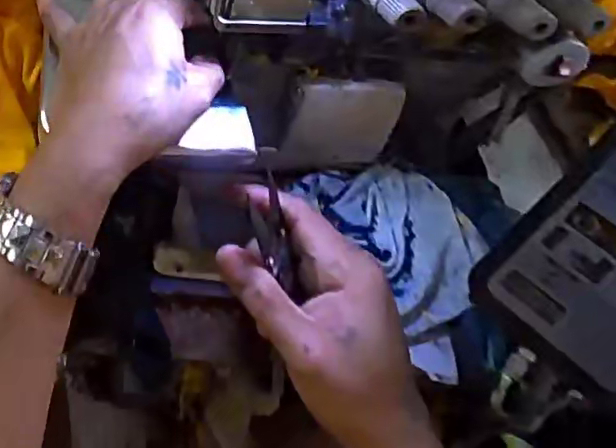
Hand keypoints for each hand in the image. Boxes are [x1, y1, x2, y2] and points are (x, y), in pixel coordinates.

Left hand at [30, 0, 224, 188]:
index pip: (188, 5)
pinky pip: (53, 11)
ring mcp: (92, 20)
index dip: (202, 16)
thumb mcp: (196, 97)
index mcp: (158, 15)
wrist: (93, 138)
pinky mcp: (68, 38)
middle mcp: (124, 6)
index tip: (209, 30)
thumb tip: (209, 61)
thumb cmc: (147, 115)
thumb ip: (211, 72)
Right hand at [218, 188, 439, 447]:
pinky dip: (286, 285)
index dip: (263, 199)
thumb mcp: (298, 343)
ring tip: (253, 299)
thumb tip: (222, 250)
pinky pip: (310, 275)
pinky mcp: (350, 302)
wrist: (392, 441)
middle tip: (235, 267)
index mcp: (348, 266)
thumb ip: (260, 294)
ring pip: (301, 255)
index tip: (227, 192)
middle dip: (263, 243)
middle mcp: (354, 265)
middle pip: (299, 232)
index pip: (301, 213)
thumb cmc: (349, 389)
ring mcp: (355, 284)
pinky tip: (274, 314)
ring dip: (273, 269)